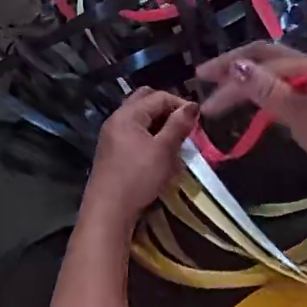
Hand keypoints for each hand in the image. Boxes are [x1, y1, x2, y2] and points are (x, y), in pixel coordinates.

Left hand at [81, 87, 199, 226]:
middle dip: (167, 109)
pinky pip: (134, 132)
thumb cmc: (138, 177)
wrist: (108, 210)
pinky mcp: (112, 150)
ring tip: (175, 139)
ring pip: (140, 118)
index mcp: (128, 114)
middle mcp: (117, 119)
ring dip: (159, 123)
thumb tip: (192, 106)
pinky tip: (159, 151)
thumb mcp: (164, 150)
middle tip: (184, 124)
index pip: (159, 96)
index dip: (181, 103)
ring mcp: (112, 134)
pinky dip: (149, 135)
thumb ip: (178, 125)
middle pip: (145, 101)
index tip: (197, 120)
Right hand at [194, 43, 306, 186]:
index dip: (228, 82)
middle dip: (232, 65)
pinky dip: (260, 88)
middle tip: (202, 76)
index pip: (257, 66)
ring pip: (271, 69)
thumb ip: (268, 91)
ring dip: (245, 75)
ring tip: (220, 86)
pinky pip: (281, 84)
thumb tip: (236, 67)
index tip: (205, 104)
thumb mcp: (303, 117)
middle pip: (263, 56)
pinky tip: (251, 99)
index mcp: (306, 65)